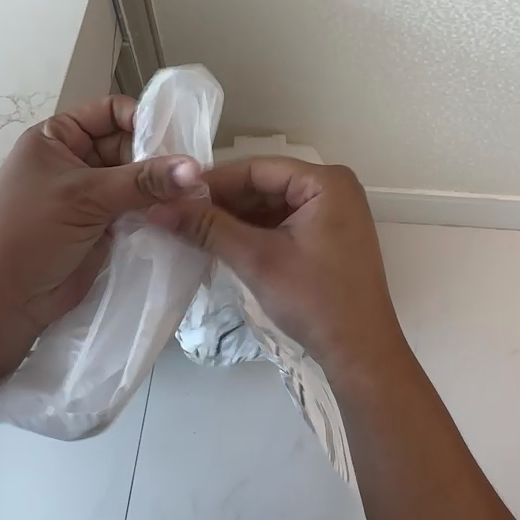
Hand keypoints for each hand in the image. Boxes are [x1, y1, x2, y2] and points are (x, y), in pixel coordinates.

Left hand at [0, 95, 205, 402]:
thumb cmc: (26, 236)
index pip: (111, 111)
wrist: (0, 308)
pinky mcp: (106, 226)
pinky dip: (159, 210)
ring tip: (195, 194)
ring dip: (163, 186)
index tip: (175, 139)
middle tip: (192, 173)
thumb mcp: (83, 198)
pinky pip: (141, 208)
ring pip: (139, 178)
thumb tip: (196, 167)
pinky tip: (184, 213)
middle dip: (159, 157)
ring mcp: (92, 195)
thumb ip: (143, 180)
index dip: (143, 119)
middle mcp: (77, 161)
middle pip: (131, 144)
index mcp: (57, 138)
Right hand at [146, 157, 408, 382]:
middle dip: (223, 202)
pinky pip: (284, 223)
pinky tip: (221, 244)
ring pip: (273, 205)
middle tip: (176, 215)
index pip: (259, 168)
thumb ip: (209, 228)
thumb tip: (159, 208)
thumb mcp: (258, 259)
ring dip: (236, 219)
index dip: (214, 182)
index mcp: (326, 181)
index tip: (172, 195)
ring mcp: (334, 213)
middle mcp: (334, 188)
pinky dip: (255, 233)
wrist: (360, 350)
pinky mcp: (329, 237)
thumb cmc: (315, 299)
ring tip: (190, 231)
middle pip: (266, 185)